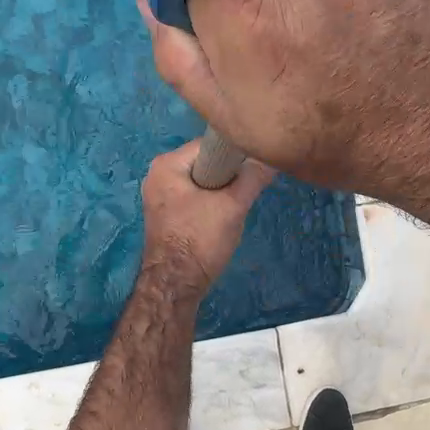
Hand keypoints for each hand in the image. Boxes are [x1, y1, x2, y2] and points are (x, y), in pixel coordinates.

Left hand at [139, 140, 275, 293]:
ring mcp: (159, 197)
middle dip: (228, 177)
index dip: (236, 155)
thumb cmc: (200, 240)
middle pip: (206, 163)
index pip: (210, 145)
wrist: (176, 285)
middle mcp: (157, 175)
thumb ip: (254, 178)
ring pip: (202, 183)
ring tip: (235, 208)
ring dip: (221, 193)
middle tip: (246, 192)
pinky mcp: (165, 216)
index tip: (254, 170)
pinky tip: (221, 220)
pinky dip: (209, 205)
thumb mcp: (233, 206)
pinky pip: (193, 199)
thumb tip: (272, 159)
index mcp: (166, 164)